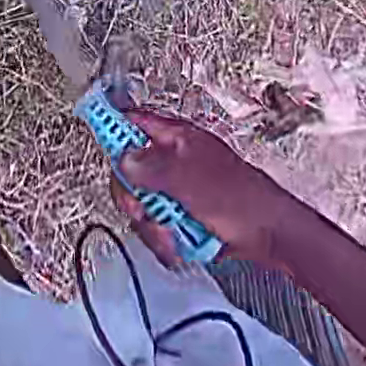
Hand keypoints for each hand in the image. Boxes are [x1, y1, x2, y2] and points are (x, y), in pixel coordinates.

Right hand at [110, 110, 299, 265]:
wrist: (270, 235)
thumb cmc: (239, 198)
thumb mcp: (188, 178)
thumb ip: (150, 167)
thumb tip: (122, 158)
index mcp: (174, 137)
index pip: (133, 121)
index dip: (112, 126)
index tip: (95, 133)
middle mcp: (171, 158)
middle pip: (129, 168)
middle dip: (133, 196)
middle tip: (142, 210)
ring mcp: (176, 186)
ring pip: (141, 200)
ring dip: (151, 224)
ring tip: (170, 235)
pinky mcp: (180, 212)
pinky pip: (156, 222)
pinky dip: (162, 236)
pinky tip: (176, 244)